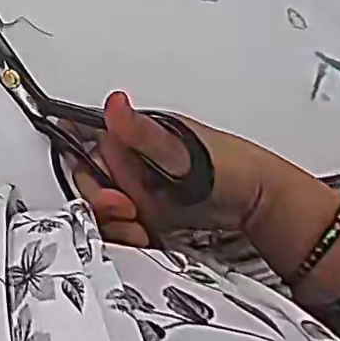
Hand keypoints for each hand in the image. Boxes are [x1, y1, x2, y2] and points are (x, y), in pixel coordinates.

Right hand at [69, 92, 289, 247]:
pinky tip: (143, 236)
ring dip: (113, 222)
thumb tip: (115, 103)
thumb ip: (142, 132)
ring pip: (100, 207)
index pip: (82, 142)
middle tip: (125, 208)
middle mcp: (126, 158)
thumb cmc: (227, 166)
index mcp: (127, 133)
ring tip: (138, 226)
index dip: (78, 162)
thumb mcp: (180, 149)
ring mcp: (134, 186)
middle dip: (101, 200)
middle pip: (88, 181)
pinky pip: (119, 226)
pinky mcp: (144, 212)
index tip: (98, 183)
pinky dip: (126, 236)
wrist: (261, 203)